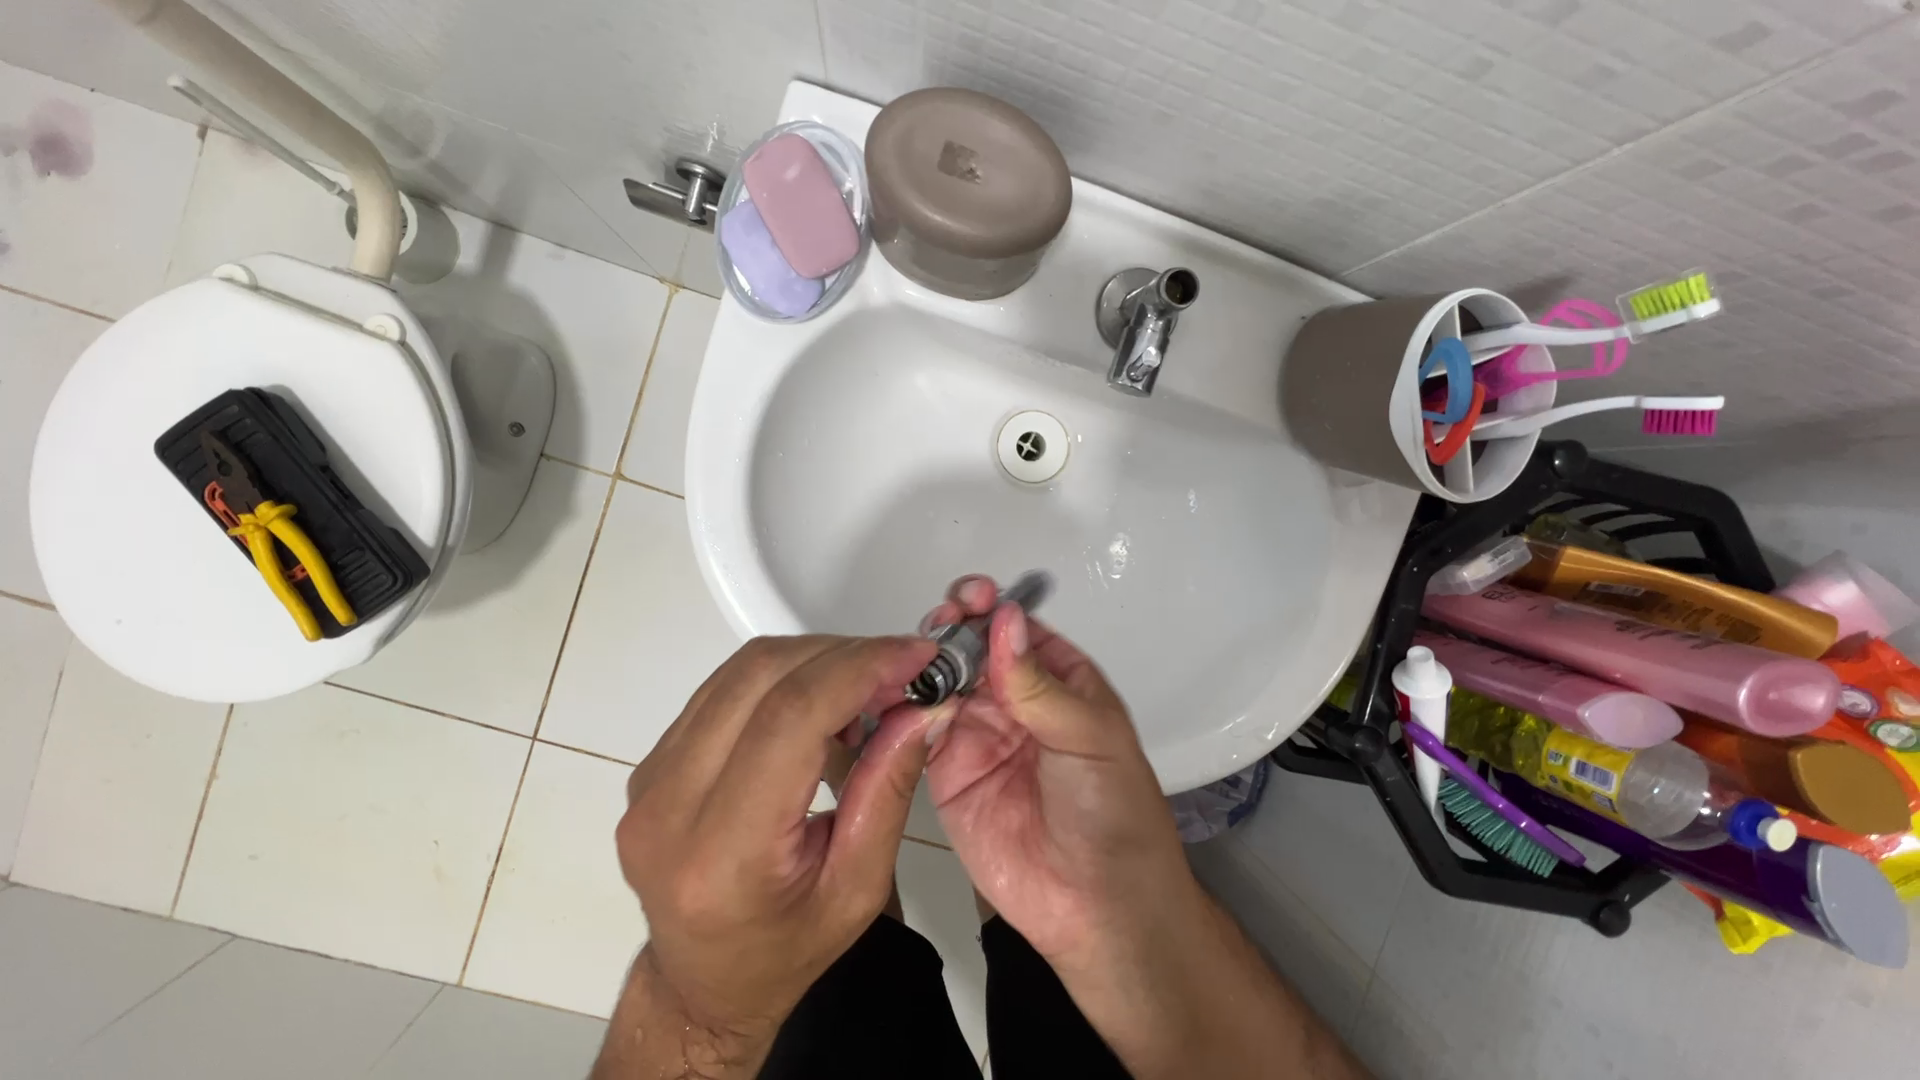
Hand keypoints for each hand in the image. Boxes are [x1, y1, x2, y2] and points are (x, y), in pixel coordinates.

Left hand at [600, 634, 938, 1076]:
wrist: (700, 984)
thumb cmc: (785, 952)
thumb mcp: (858, 890)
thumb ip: (888, 791)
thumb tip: (924, 708)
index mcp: (722, 852)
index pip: (790, 720)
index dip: (859, 670)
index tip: (917, 655)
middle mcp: (669, 804)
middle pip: (762, 678)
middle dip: (845, 654)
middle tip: (903, 667)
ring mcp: (651, 778)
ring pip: (741, 671)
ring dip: (817, 657)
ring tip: (871, 681)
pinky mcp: (652, 762)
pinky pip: (725, 688)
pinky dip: (786, 675)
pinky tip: (826, 696)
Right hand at [917, 576, 1195, 966]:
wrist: (1096, 908)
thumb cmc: (1114, 814)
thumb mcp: (1091, 738)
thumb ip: (1041, 684)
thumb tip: (1005, 619)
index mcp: (1059, 683)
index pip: (1018, 631)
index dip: (993, 608)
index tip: (973, 595)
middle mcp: (1015, 702)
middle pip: (974, 649)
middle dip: (954, 627)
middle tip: (939, 621)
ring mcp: (977, 736)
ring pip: (942, 683)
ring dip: (925, 662)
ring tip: (911, 654)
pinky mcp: (946, 773)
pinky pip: (917, 731)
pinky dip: (902, 709)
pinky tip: (892, 693)